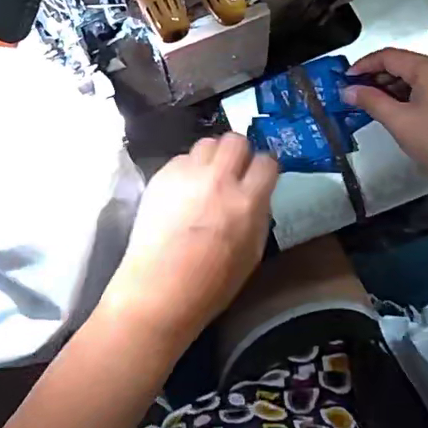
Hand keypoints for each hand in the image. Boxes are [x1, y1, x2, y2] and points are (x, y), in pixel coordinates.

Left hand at [97, 133, 277, 348]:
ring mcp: (187, 174)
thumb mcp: (252, 252)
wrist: (160, 288)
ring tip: (207, 176)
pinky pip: (181, 159)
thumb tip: (256, 195)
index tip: (261, 174)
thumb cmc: (212, 283)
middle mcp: (219, 179)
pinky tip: (183, 190)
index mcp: (247, 201)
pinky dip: (187, 169)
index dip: (265, 166)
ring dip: (212, 156)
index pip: (266, 162)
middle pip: (235, 140)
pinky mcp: (162, 175)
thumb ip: (257, 214)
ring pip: (207, 143)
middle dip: (238, 152)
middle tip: (234, 168)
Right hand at [343, 48, 427, 197]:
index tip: (345, 79)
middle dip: (379, 77)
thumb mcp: (399, 122)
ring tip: (376, 105)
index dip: (364, 64)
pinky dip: (414, 96)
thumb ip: (370, 101)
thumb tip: (347, 90)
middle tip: (357, 94)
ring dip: (396, 87)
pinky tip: (402, 113)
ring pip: (422, 78)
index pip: (391, 56)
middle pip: (407, 65)